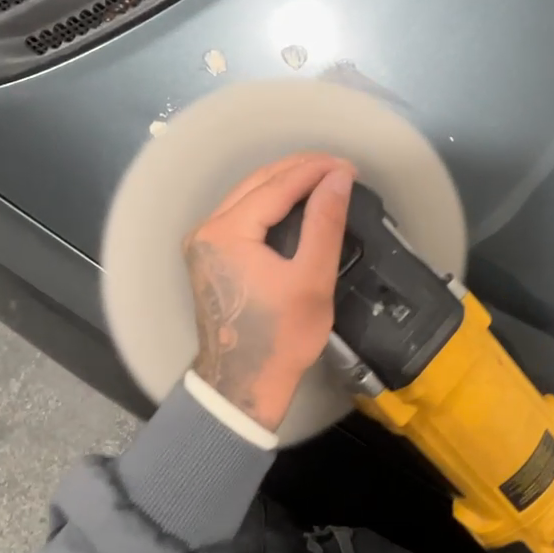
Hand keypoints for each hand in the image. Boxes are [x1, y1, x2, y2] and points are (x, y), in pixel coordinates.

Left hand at [183, 152, 356, 430]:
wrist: (244, 386)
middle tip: (339, 167)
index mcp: (226, 233)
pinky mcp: (209, 255)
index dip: (315, 171)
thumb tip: (339, 177)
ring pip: (248, 195)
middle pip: (258, 183)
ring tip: (324, 177)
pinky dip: (271, 202)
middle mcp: (207, 230)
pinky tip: (298, 201)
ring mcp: (203, 242)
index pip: (276, 186)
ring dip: (286, 182)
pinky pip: (242, 213)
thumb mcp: (311, 279)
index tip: (349, 166)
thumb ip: (325, 223)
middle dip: (300, 169)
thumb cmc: (280, 337)